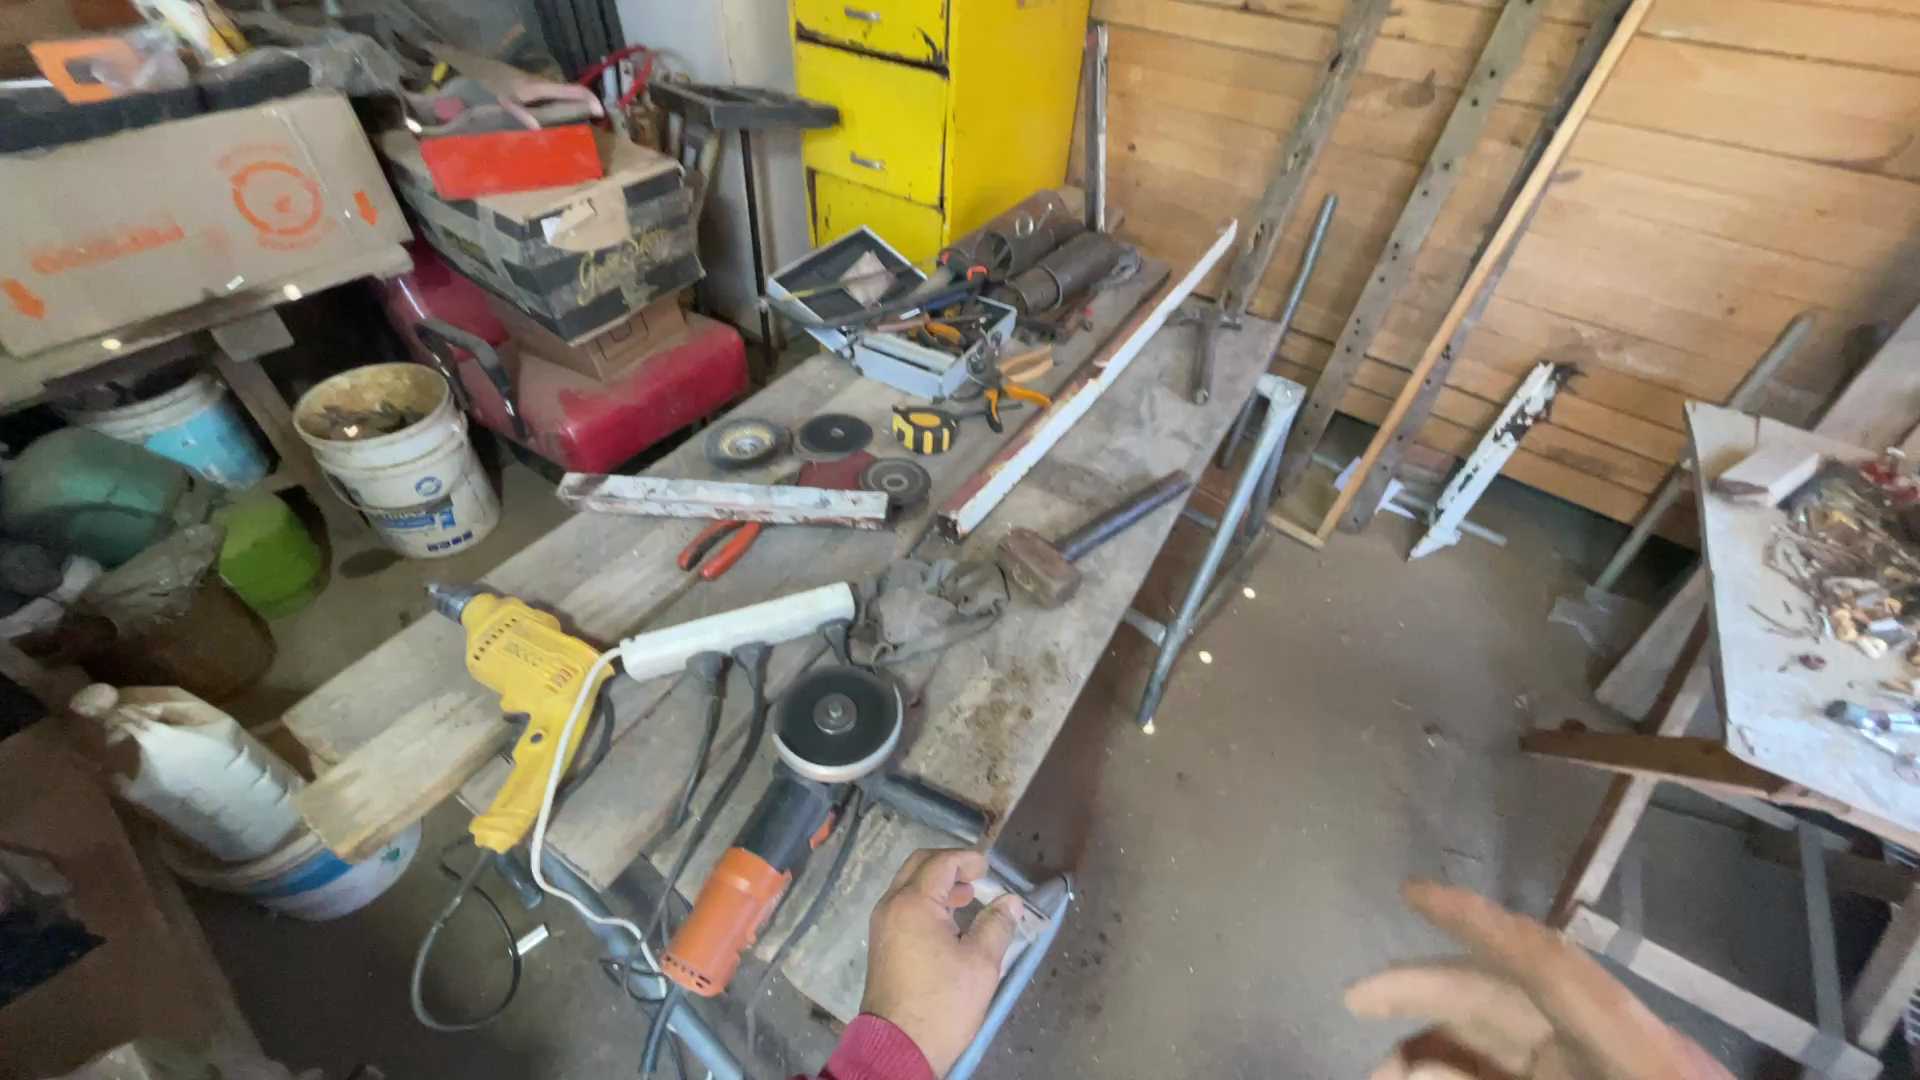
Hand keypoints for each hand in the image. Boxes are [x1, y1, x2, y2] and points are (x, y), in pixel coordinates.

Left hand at [861, 848, 1024, 1076]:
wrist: (897, 1049)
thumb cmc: (941, 1004)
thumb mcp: (981, 964)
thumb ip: (997, 924)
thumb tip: (1011, 901)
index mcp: (913, 902)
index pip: (941, 863)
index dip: (966, 859)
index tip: (987, 867)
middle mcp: (892, 904)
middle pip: (919, 865)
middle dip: (949, 864)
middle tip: (976, 875)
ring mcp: (882, 923)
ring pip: (909, 884)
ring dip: (937, 883)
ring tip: (966, 896)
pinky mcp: (881, 943)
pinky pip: (903, 904)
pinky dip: (925, 900)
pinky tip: (947, 921)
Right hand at [1346, 882, 1733, 1079]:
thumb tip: (1414, 1062)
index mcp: (1628, 1045)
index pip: (1541, 961)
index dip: (1472, 919)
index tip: (1407, 892)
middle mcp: (1600, 1042)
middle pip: (1494, 992)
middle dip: (1418, 992)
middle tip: (1353, 999)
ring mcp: (1588, 1064)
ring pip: (1487, 1033)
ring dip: (1426, 1043)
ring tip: (1379, 1072)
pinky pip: (1500, 1067)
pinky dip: (1453, 1069)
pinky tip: (1416, 1075)